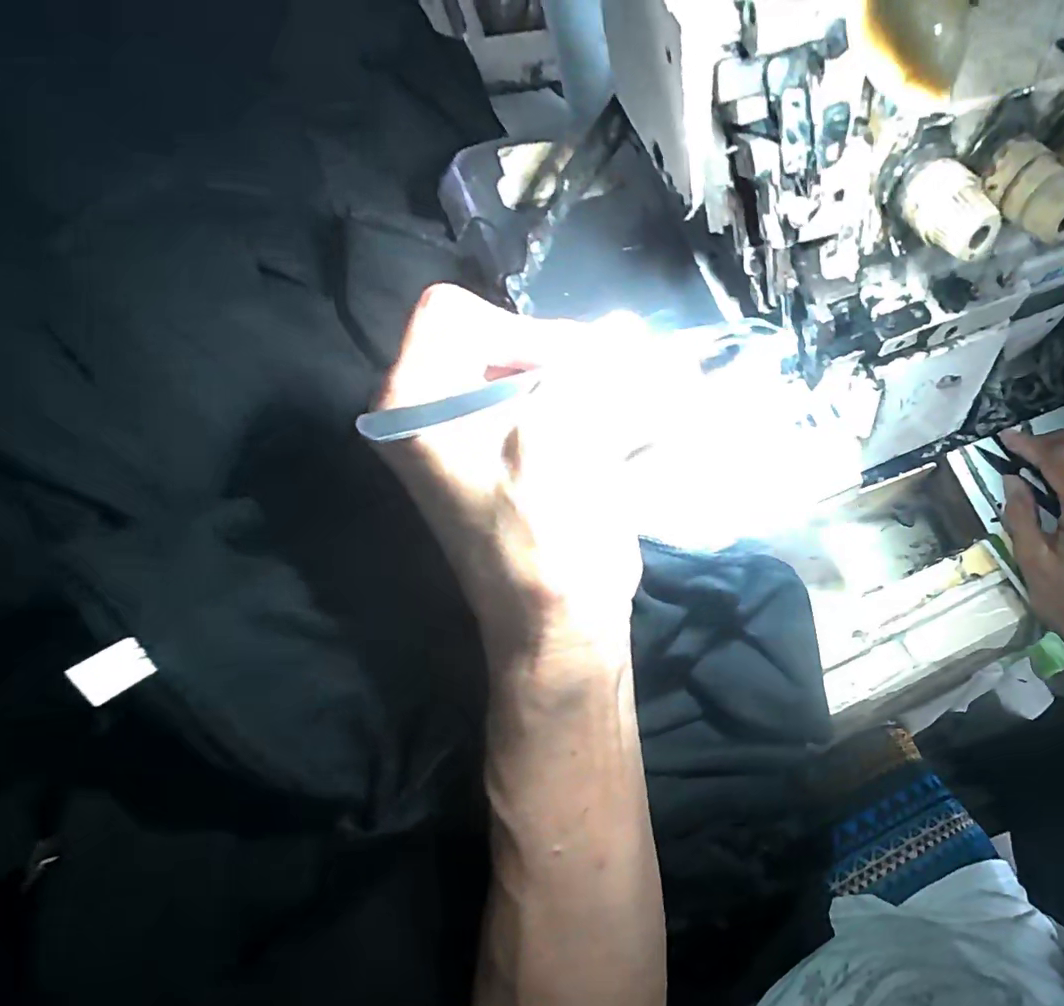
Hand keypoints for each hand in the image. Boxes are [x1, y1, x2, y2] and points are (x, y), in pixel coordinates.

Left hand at [370, 284, 641, 669]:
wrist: (560, 629)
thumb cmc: (547, 546)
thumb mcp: (558, 447)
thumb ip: (588, 374)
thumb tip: (627, 329)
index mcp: (416, 405)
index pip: (461, 318)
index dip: (530, 332)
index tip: (586, 372)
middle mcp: (435, 415)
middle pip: (504, 343)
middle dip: (573, 356)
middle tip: (630, 378)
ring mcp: (476, 438)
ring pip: (537, 374)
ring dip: (595, 380)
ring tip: (647, 398)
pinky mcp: (516, 459)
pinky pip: (555, 407)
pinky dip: (598, 405)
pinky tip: (637, 420)